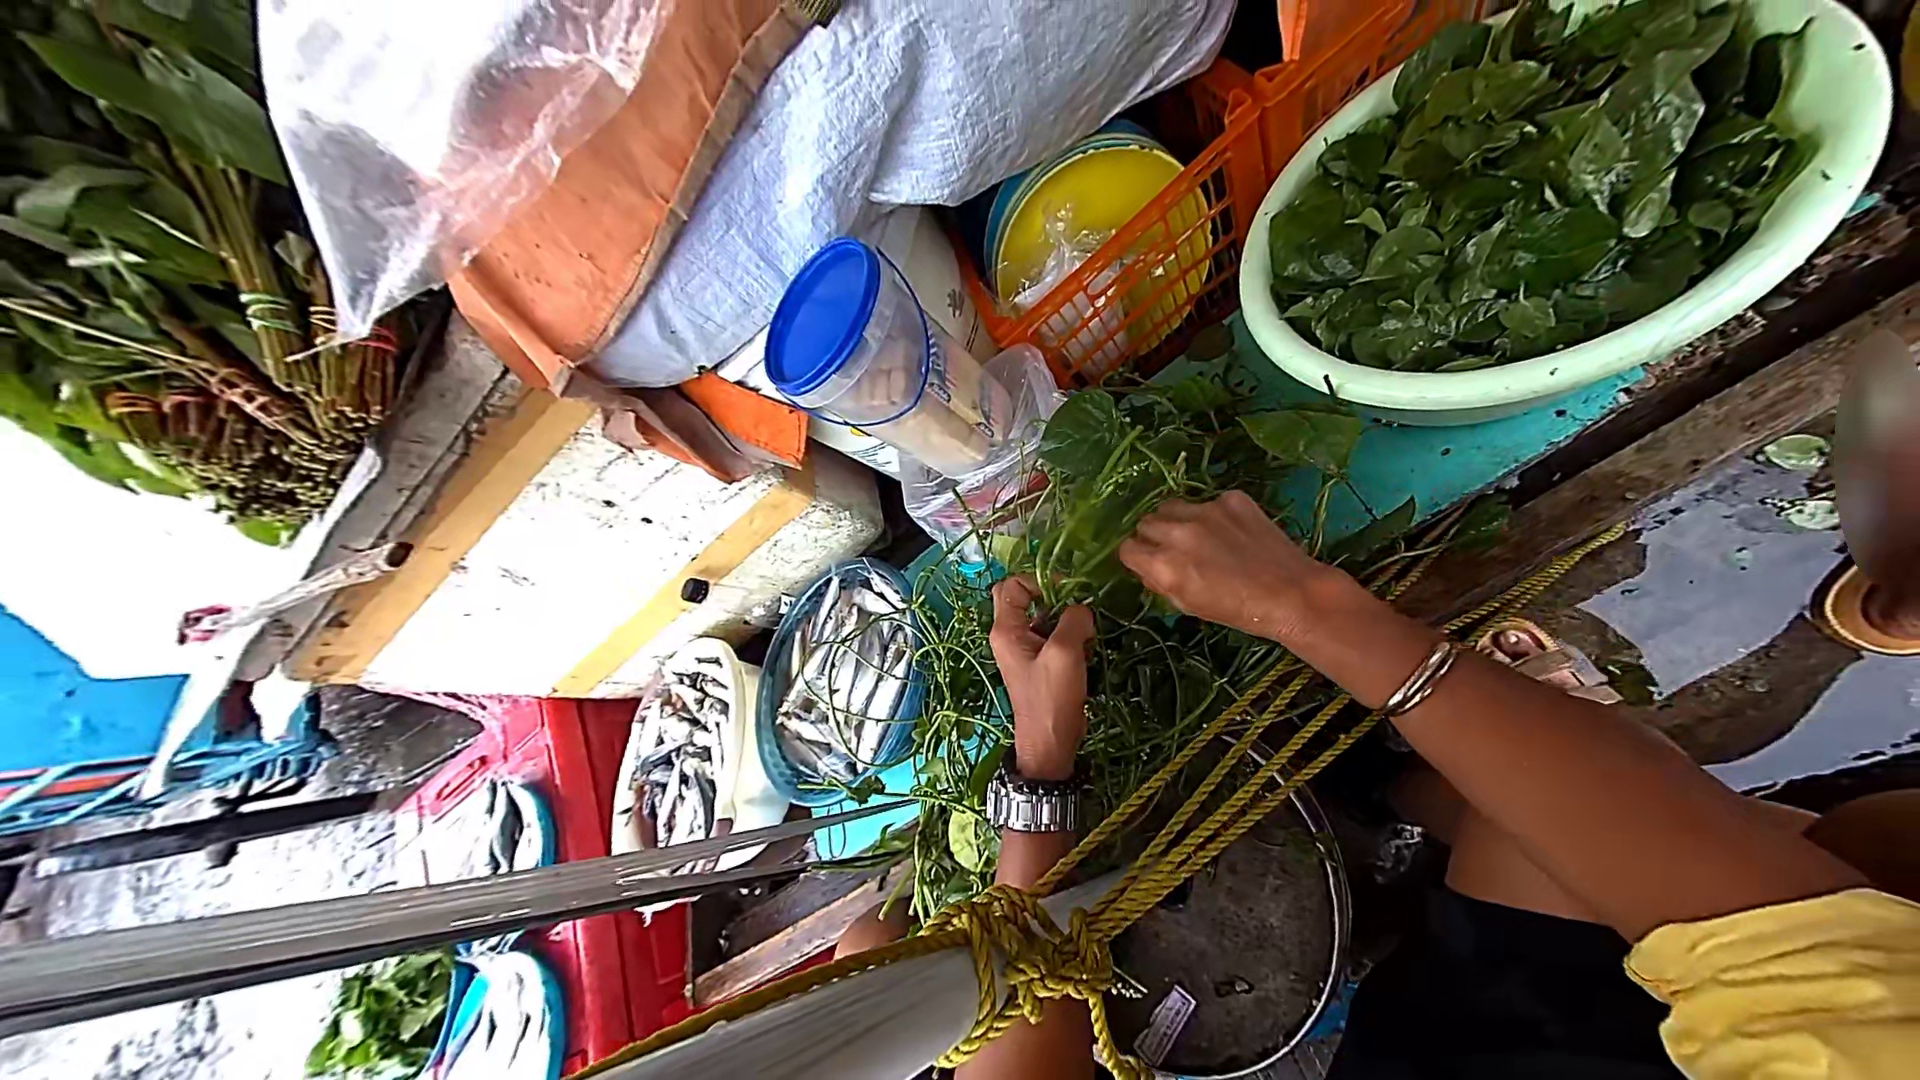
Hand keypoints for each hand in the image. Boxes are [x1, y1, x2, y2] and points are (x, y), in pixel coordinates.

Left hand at [990, 575, 1093, 780]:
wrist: (1051, 742)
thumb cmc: (1052, 697)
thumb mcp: (1065, 653)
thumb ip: (1073, 620)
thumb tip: (1082, 608)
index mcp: (1005, 629)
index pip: (1012, 585)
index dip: (1039, 581)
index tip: (1066, 592)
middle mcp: (1009, 635)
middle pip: (1026, 598)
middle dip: (1054, 598)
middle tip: (1077, 609)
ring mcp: (1024, 649)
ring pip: (1044, 617)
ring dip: (1067, 620)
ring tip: (1086, 636)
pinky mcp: (1040, 661)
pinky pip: (1053, 636)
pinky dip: (1070, 637)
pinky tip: (1085, 651)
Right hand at [1118, 490, 1338, 643]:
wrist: (1292, 594)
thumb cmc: (1236, 610)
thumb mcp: (1187, 605)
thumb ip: (1158, 582)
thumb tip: (1145, 566)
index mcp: (1164, 564)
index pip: (1127, 548)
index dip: (1136, 557)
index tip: (1147, 562)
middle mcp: (1178, 532)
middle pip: (1145, 523)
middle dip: (1153, 537)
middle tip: (1174, 550)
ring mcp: (1206, 511)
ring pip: (1170, 506)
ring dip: (1176, 520)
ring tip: (1197, 536)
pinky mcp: (1231, 499)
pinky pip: (1206, 501)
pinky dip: (1211, 515)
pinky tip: (1229, 532)